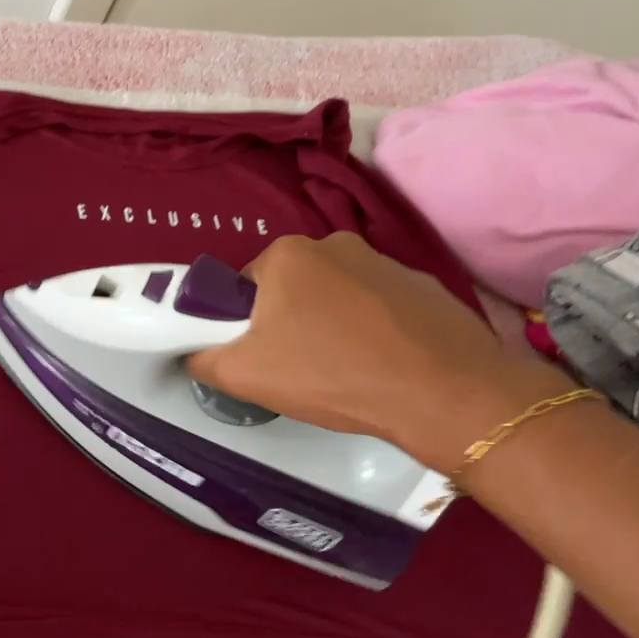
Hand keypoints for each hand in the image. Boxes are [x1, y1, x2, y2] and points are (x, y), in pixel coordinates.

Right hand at [185, 232, 574, 472]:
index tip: (252, 356)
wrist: (444, 393)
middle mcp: (334, 244)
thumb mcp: (240, 374)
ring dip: (324, 326)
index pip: (239, 288)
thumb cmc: (330, 374)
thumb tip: (195, 351)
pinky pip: (373, 307)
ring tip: (337, 370)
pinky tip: (374, 364)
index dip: (237, 325)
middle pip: (285, 289)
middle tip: (290, 368)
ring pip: (330, 298)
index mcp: (285, 255)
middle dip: (281, 323)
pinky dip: (365, 331)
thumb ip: (200, 357)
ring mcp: (385, 261)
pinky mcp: (423, 286)